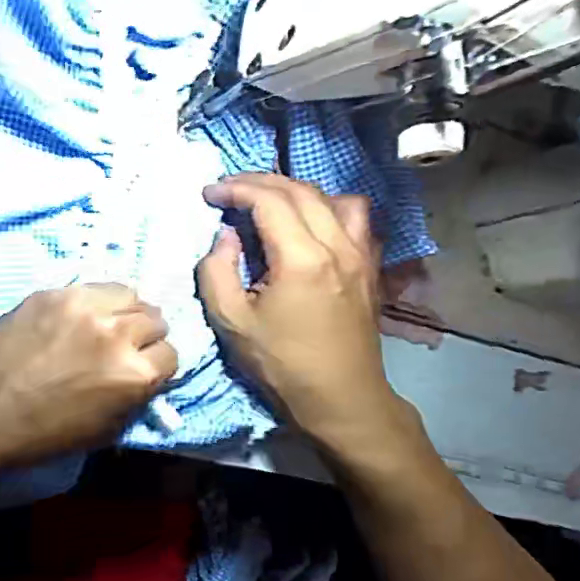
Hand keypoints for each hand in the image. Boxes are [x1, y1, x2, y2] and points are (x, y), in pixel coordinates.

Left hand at [0, 284, 176, 467]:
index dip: (157, 365)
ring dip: (124, 311)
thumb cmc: (41, 435)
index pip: (172, 355)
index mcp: (135, 375)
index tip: (143, 369)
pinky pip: (93, 287)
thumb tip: (147, 376)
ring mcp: (84, 307)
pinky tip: (76, 317)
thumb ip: (135, 398)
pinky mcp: (55, 292)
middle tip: (123, 346)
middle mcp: (117, 333)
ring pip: (130, 293)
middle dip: (145, 336)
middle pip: (155, 319)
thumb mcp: (104, 431)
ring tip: (105, 324)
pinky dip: (93, 301)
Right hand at [196, 173, 423, 460]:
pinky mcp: (369, 266)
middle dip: (260, 182)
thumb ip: (216, 271)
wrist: (340, 398)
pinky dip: (328, 208)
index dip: (235, 189)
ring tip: (270, 202)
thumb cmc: (282, 364)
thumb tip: (226, 236)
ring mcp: (360, 254)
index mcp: (302, 258)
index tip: (210, 194)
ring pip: (332, 197)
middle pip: (300, 190)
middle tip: (230, 189)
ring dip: (297, 191)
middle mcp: (337, 245)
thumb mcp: (231, 322)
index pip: (269, 200)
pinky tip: (310, 224)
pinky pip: (355, 218)